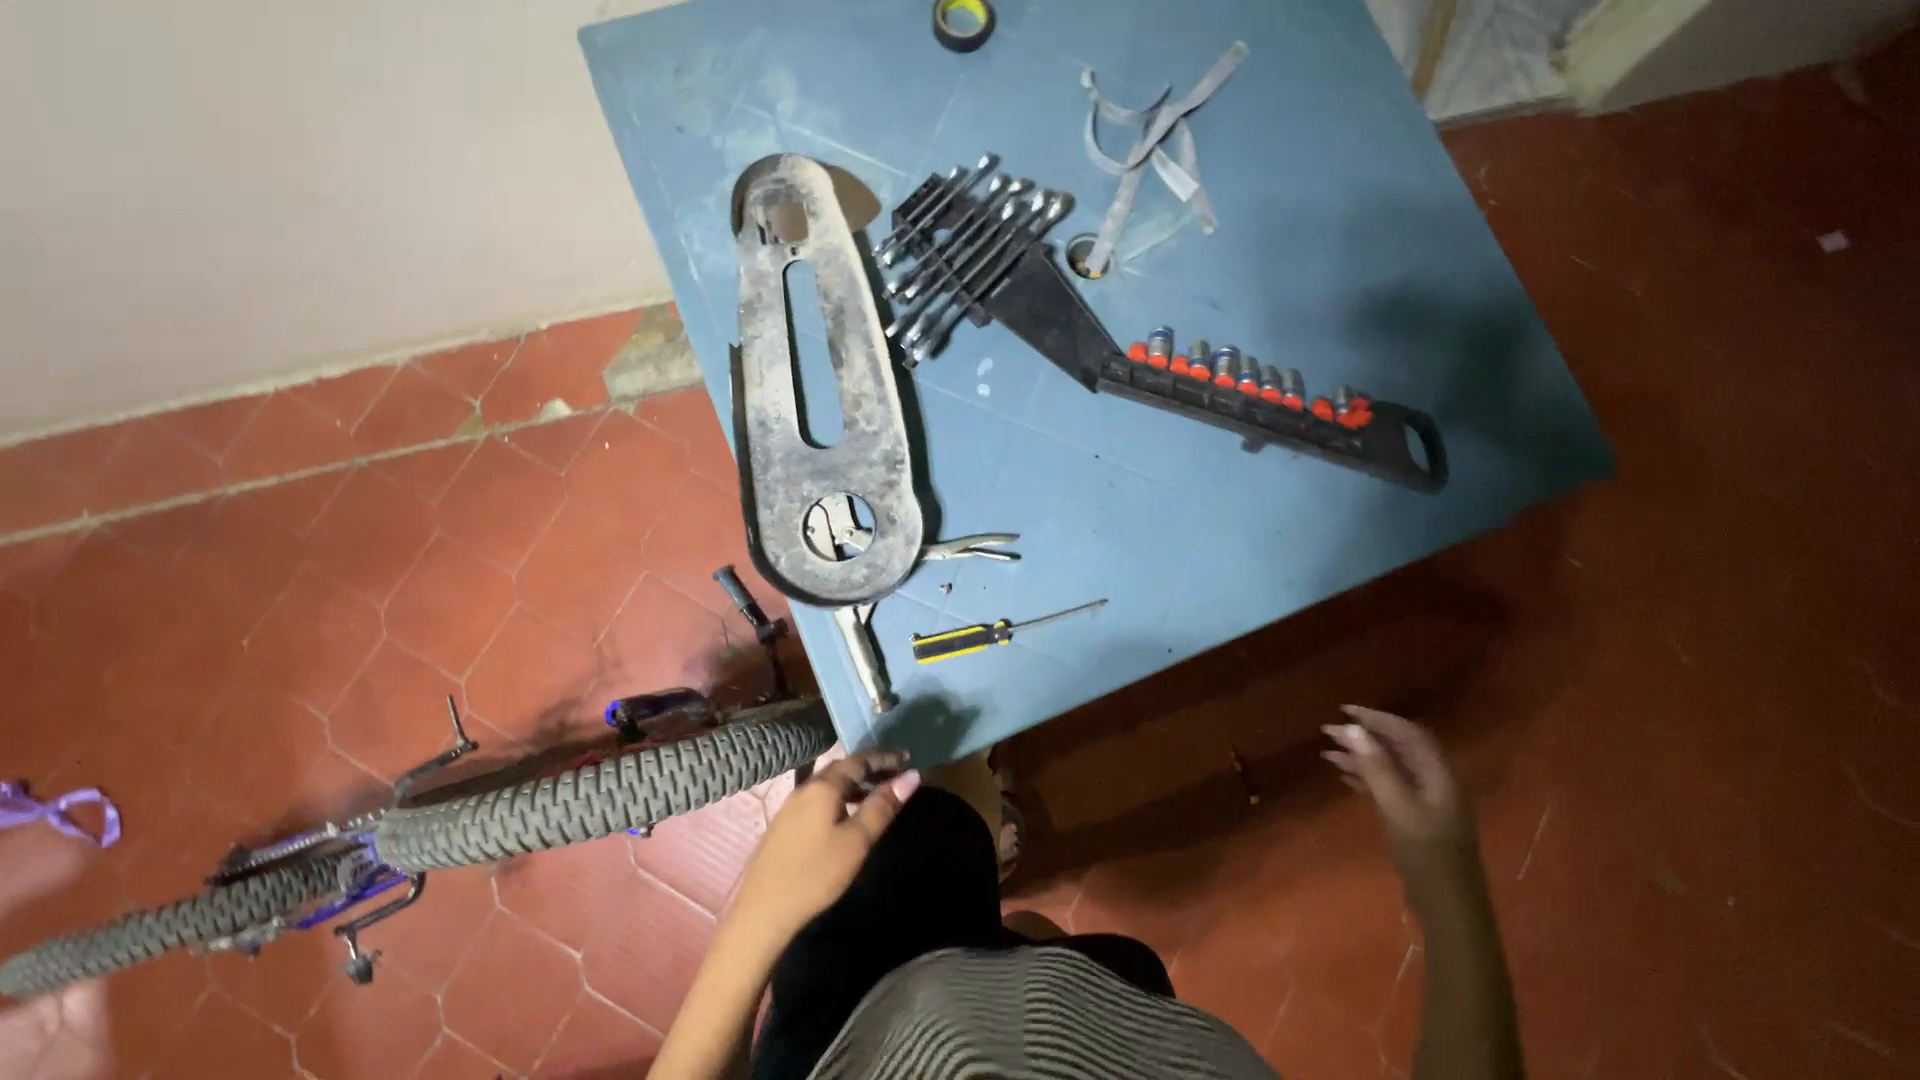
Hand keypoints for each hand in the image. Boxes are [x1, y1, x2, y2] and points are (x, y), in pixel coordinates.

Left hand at [726, 751, 921, 947]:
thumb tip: (911, 777)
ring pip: (829, 785)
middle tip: (897, 775)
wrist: (763, 910)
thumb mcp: (856, 841)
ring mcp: (791, 807)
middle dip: (871, 768)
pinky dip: (841, 798)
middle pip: (842, 769)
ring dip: (855, 785)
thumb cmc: (815, 873)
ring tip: (878, 795)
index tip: (908, 757)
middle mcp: (804, 789)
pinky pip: (819, 799)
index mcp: (822, 787)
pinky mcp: (785, 825)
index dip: (884, 757)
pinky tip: (848, 816)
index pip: (858, 760)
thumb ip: (882, 807)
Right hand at [1322, 705, 1479, 905]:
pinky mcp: (1414, 820)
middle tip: (1329, 730)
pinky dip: (1366, 778)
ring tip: (1328, 751)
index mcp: (1439, 775)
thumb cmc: (1427, 856)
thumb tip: (1353, 729)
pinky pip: (1388, 788)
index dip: (1378, 718)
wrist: (1449, 908)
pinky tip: (1344, 776)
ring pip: (1391, 769)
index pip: (1408, 733)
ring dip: (1362, 757)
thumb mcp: (1398, 808)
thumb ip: (1377, 768)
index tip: (1345, 711)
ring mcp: (1425, 803)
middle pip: (1399, 748)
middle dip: (1366, 736)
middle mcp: (1434, 783)